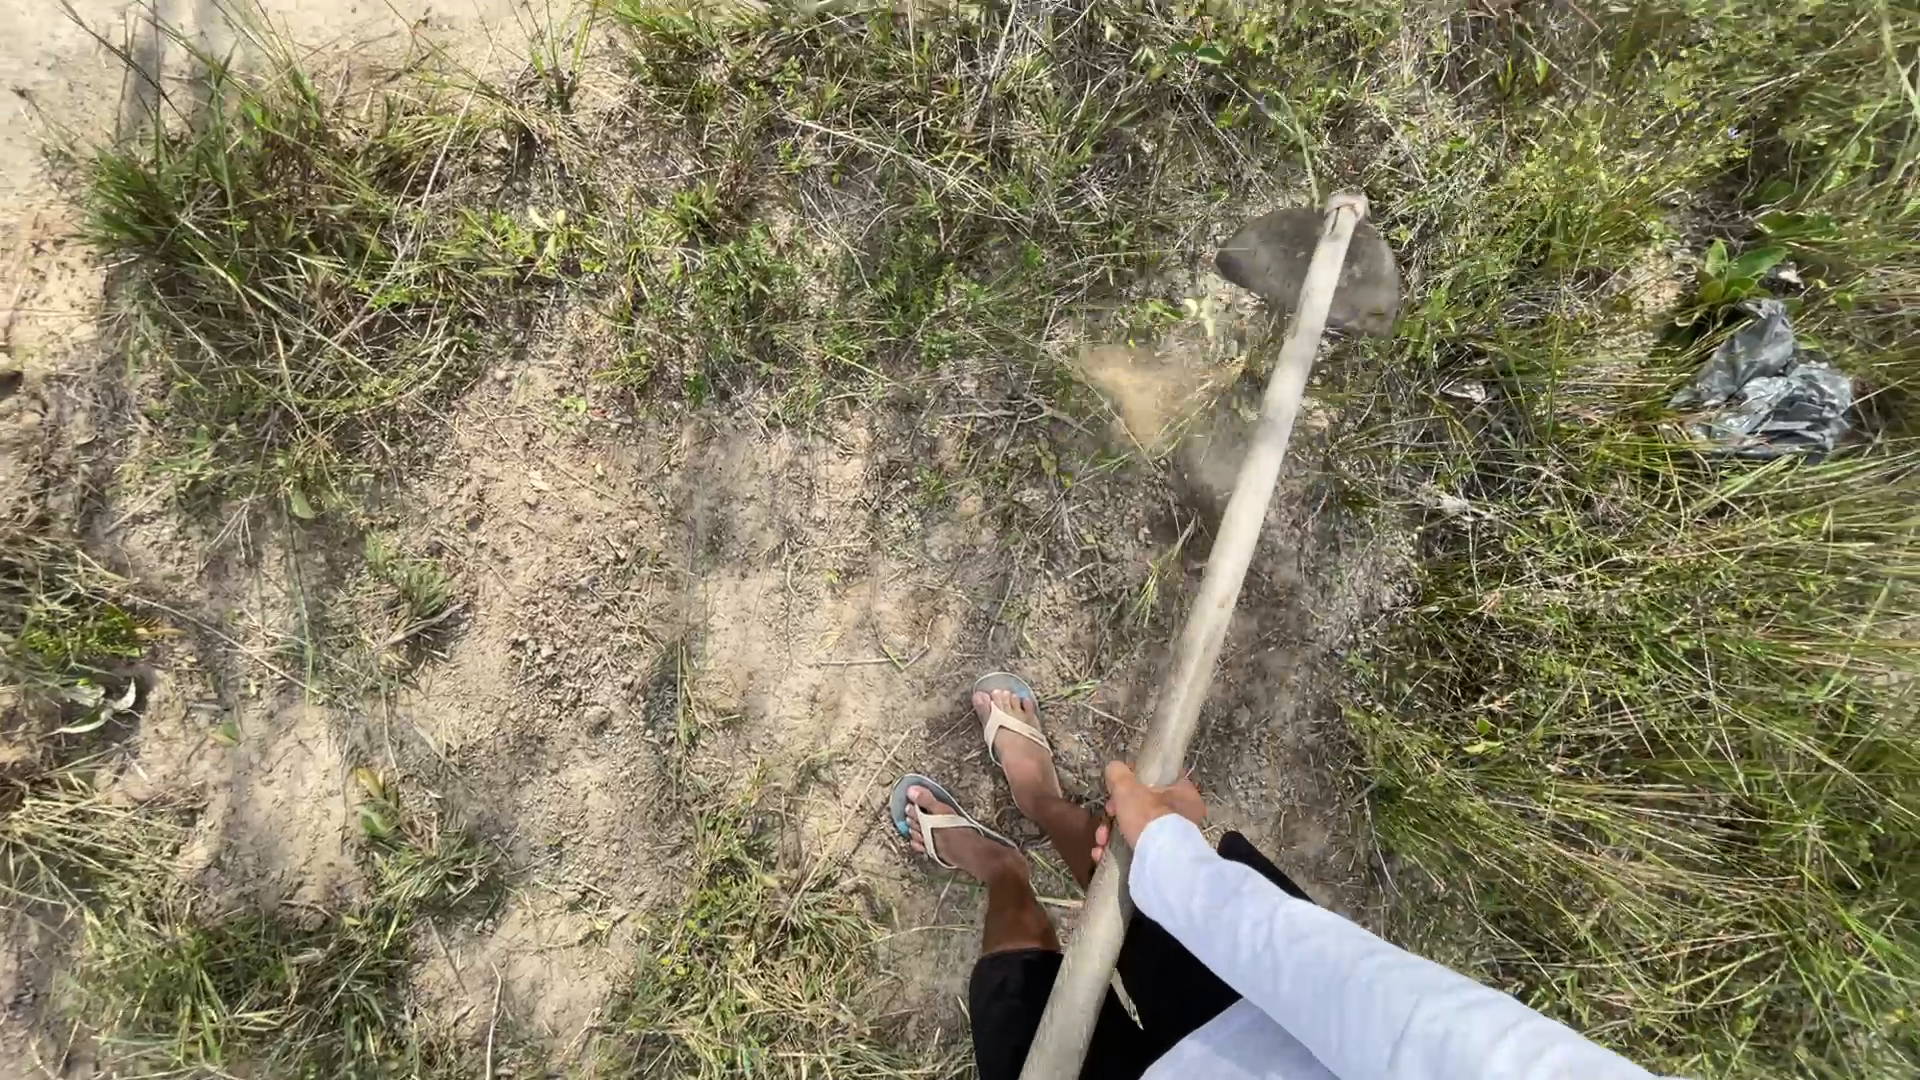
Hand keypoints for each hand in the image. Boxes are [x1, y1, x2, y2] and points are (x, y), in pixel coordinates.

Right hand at [1091, 761, 1204, 863]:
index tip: (1117, 790)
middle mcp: (1184, 817)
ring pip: (1136, 829)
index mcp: (1184, 794)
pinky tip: (1102, 854)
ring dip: (1111, 834)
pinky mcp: (1163, 860)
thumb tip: (1114, 768)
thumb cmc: (1148, 817)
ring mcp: (1175, 840)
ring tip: (1100, 842)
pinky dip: (1117, 851)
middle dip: (1116, 814)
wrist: (1160, 864)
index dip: (1133, 782)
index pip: (1158, 780)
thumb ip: (1118, 774)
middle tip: (1107, 816)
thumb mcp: (1128, 788)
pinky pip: (1138, 849)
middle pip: (1142, 807)